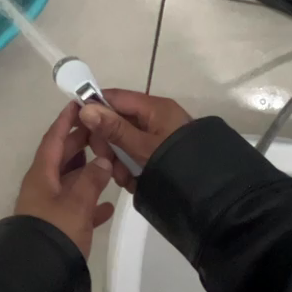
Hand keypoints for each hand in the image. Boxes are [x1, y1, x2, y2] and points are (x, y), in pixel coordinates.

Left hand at [14, 102, 116, 257]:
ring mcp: (49, 207)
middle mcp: (43, 186)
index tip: (78, 103)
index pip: (54, 139)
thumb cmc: (55, 230)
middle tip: (103, 129)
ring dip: (89, 172)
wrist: (37, 273)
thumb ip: (92, 179)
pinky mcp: (57, 227)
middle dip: (81, 143)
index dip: (66, 121)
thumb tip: (104, 160)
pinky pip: (76, 207)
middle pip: (63, 157)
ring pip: (71, 181)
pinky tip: (108, 205)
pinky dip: (91, 202)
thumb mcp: (77, 203)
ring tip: (111, 161)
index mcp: (42, 174)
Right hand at [77, 89, 192, 188]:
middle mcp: (155, 117)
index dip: (94, 108)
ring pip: (125, 141)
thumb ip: (113, 128)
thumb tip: (85, 107)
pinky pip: (136, 155)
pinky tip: (133, 182)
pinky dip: (131, 168)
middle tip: (106, 161)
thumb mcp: (141, 146)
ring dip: (118, 160)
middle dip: (108, 142)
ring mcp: (158, 136)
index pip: (114, 97)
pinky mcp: (160, 153)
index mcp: (153, 107)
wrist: (211, 194)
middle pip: (117, 121)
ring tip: (124, 178)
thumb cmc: (176, 163)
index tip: (79, 127)